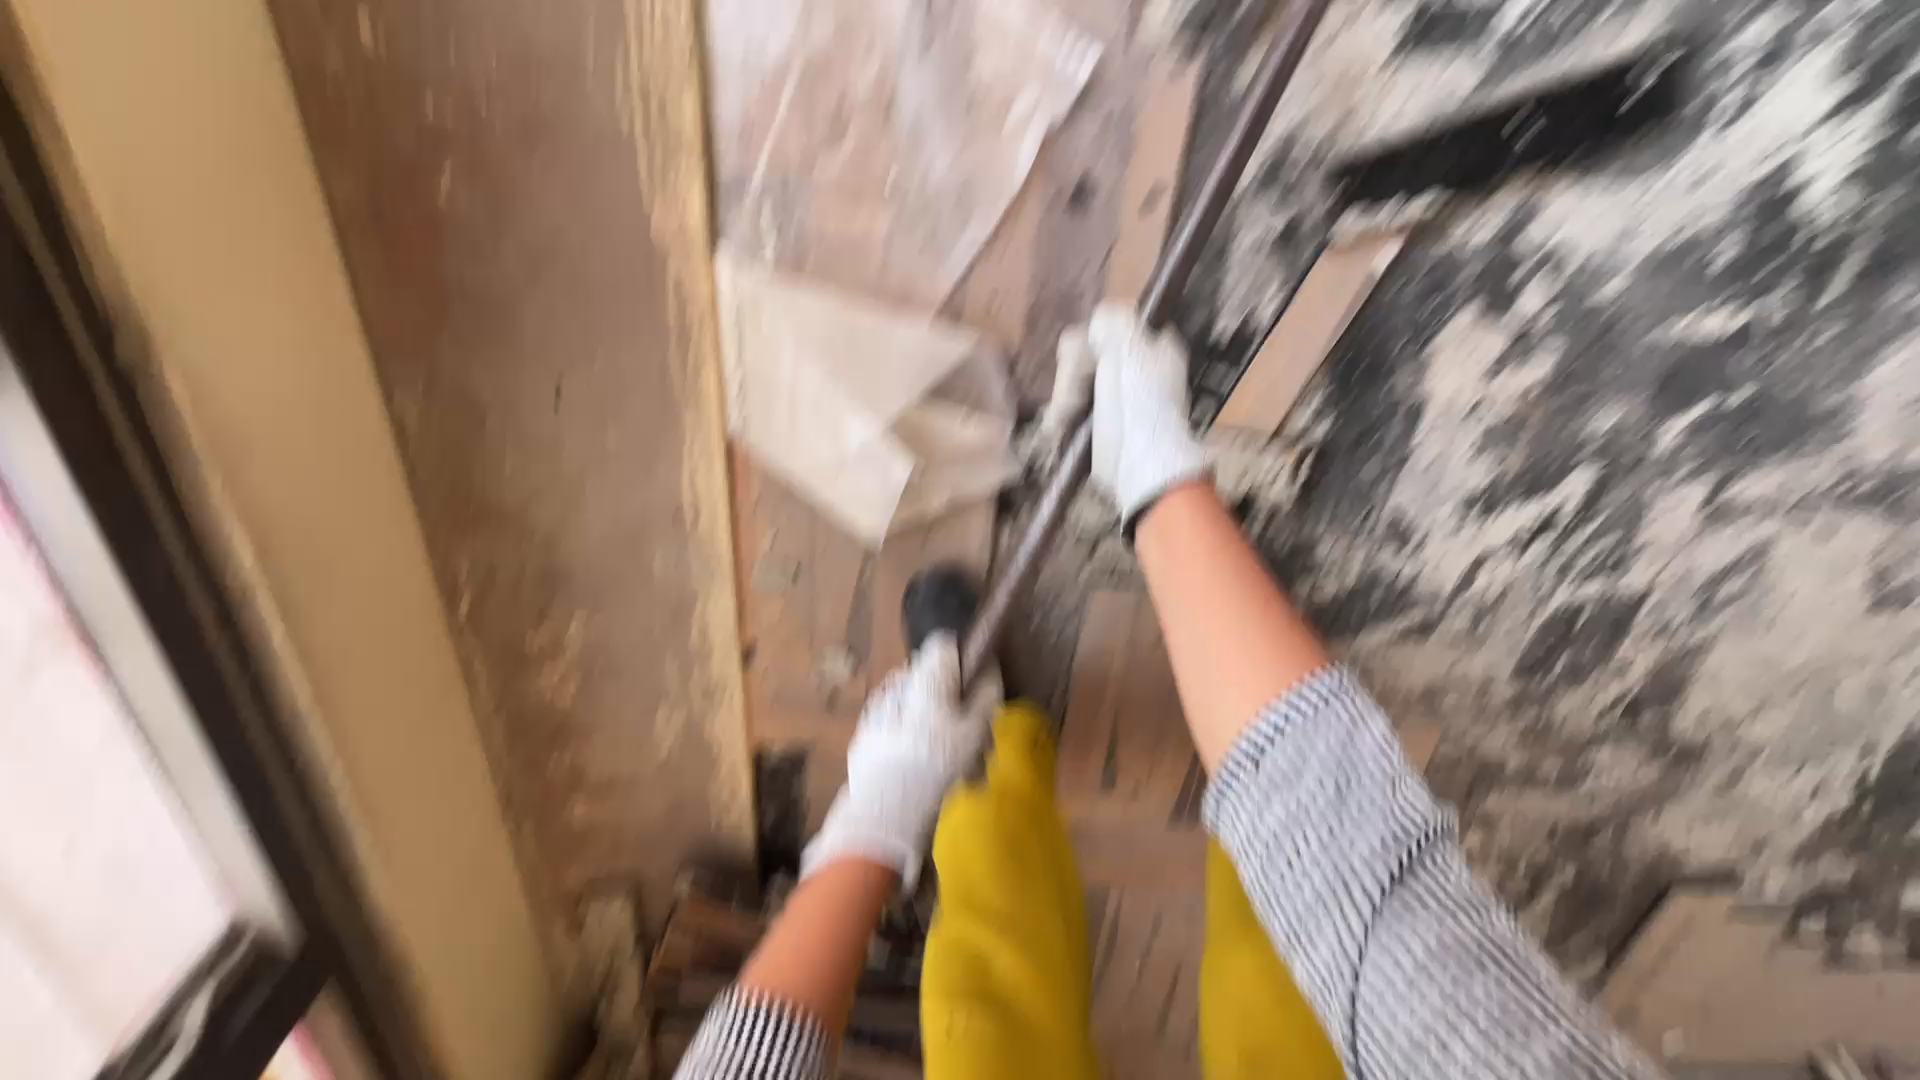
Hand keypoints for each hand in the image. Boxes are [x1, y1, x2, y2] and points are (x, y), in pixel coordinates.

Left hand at [801, 633, 999, 886]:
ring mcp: (878, 707)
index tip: (974, 691)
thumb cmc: (938, 761)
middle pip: (930, 678)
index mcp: (925, 674)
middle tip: (968, 737)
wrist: (885, 805)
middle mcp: (898, 682)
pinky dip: (910, 741)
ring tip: (950, 764)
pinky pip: (896, 727)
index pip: (945, 644)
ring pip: (913, 705)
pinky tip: (922, 771)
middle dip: (949, 700)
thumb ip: (986, 696)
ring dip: (931, 724)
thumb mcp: (976, 731)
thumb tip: (990, 672)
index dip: (964, 662)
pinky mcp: (866, 734)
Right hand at [1061, 302, 1210, 528]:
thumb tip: (1095, 325)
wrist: (1138, 464)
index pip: (1107, 324)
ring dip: (1064, 396)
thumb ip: (1112, 320)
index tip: (1091, 355)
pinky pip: (1068, 403)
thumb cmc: (1138, 403)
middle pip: (1085, 350)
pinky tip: (1059, 425)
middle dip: (1073, 372)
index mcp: (1152, 344)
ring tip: (1066, 418)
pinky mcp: (1098, 421)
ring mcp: (1116, 395)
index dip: (1092, 338)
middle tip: (1076, 394)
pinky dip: (1061, 414)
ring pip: (1072, 377)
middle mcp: (1136, 366)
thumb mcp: (1130, 346)